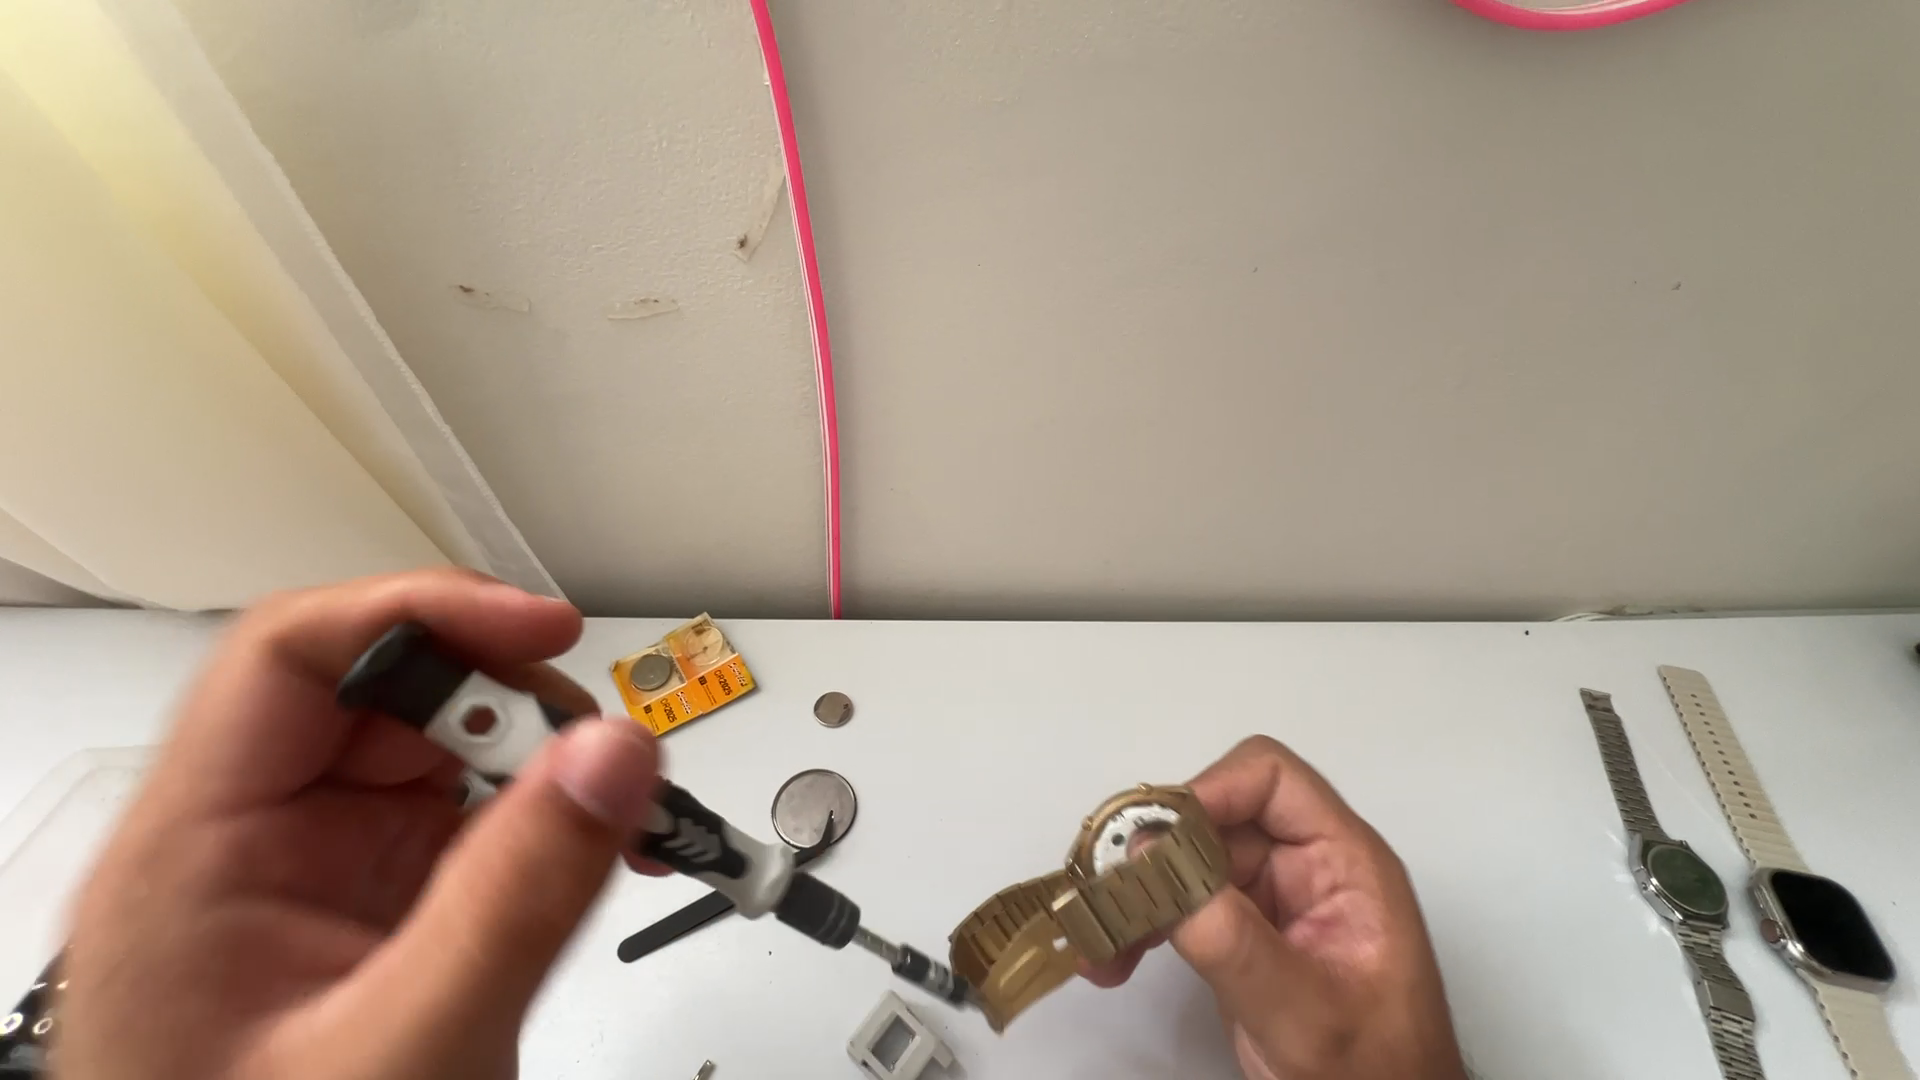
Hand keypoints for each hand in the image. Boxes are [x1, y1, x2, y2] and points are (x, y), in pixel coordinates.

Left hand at [58, 569, 661, 1079]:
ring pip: (460, 737)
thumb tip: (615, 751)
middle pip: (399, 686)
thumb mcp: (407, 1048)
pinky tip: (614, 846)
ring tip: (622, 818)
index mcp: (201, 853)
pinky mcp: (403, 879)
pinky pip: (495, 799)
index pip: (293, 655)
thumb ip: (516, 896)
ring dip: (559, 756)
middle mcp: (267, 833)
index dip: (426, 613)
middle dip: (521, 700)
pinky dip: (569, 808)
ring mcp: (341, 855)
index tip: (548, 631)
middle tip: (602, 757)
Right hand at [1089, 736, 1466, 1079]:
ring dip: (1136, 895)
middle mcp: (1301, 862)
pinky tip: (1112, 961)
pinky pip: (1177, 900)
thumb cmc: (1371, 1077)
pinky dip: (1141, 924)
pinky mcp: (1237, 927)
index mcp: (1341, 860)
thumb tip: (1146, 853)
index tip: (1153, 836)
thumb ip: (1228, 937)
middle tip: (1106, 893)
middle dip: (1153, 853)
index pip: (1271, 778)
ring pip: (1183, 856)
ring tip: (1099, 945)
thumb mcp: (1302, 1014)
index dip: (1210, 789)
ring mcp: (1266, 894)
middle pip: (1213, 815)